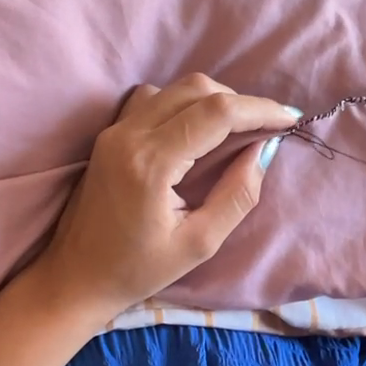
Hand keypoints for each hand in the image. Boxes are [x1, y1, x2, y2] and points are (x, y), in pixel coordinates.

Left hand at [32, 74, 300, 318]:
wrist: (75, 277)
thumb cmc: (137, 270)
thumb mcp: (199, 243)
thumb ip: (237, 195)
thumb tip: (263, 151)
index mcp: (151, 164)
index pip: (216, 113)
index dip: (260, 109)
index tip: (290, 119)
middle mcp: (129, 135)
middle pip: (197, 89)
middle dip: (240, 102)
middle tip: (267, 127)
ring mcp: (114, 131)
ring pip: (175, 89)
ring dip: (212, 100)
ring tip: (237, 129)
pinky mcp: (109, 135)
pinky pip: (153, 99)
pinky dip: (184, 104)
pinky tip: (197, 130)